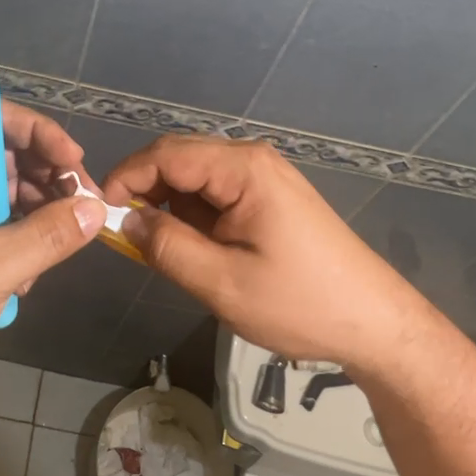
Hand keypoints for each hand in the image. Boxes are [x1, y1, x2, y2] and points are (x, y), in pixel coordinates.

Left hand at [0, 105, 104, 411]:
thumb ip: (47, 236)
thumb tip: (97, 209)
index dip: (38, 132)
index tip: (74, 162)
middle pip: (7, 154)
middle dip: (48, 177)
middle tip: (85, 206)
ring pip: (8, 192)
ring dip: (39, 214)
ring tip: (63, 245)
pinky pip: (0, 224)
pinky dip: (23, 241)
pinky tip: (31, 276)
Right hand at [104, 136, 422, 372]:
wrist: (374, 322)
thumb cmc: (300, 303)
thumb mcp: (223, 283)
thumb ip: (168, 248)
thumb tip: (127, 221)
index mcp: (242, 168)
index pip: (166, 153)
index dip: (127, 176)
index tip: (101, 211)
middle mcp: (252, 158)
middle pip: (180, 156)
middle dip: (145, 188)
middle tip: (124, 232)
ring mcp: (264, 174)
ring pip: (196, 174)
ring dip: (169, 202)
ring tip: (156, 245)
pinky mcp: (270, 194)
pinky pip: (217, 190)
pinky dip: (193, 211)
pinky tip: (190, 244)